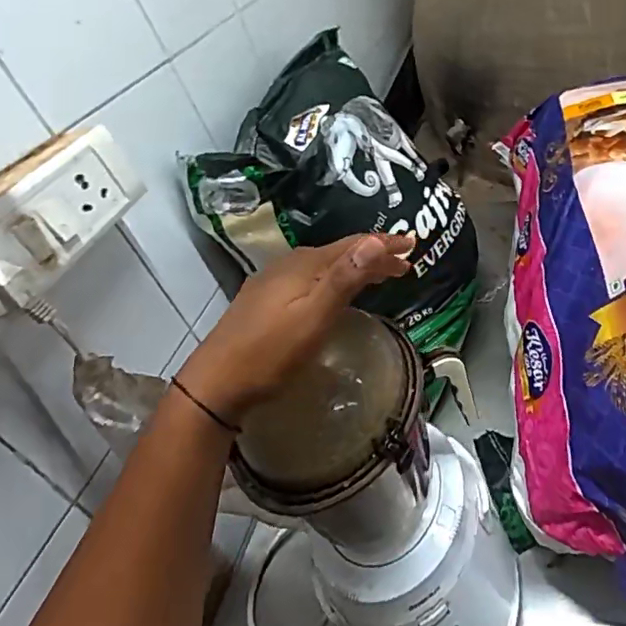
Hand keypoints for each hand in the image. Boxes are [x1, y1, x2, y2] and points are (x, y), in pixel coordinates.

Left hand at [174, 233, 414, 425]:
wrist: (212, 386)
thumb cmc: (270, 354)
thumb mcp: (314, 317)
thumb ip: (345, 278)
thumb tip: (376, 239)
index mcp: (306, 264)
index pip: (355, 244)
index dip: (385, 243)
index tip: (414, 244)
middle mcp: (290, 263)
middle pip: (341, 252)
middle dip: (374, 254)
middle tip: (404, 264)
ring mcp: (274, 280)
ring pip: (325, 264)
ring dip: (355, 266)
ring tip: (379, 276)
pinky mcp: (264, 298)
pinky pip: (311, 276)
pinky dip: (335, 277)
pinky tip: (335, 291)